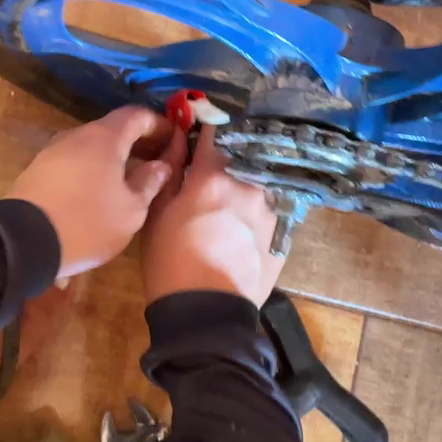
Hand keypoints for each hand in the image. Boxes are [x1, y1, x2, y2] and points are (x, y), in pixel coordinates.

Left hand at [8, 106, 176, 279]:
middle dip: (138, 141)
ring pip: (91, 146)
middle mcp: (77, 136)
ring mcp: (53, 151)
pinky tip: (100, 191)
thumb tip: (161, 165)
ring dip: (114, 157)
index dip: (159, 124)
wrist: (24, 242)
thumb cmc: (87, 223)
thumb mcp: (130, 210)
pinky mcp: (38, 170)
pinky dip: (93, 168)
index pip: (137, 115)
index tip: (174, 139)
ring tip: (131, 180)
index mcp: (104, 138)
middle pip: (112, 129)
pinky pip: (74, 161)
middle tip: (157, 160)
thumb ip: (149, 183)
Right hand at [143, 126, 286, 303]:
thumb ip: (170, 172)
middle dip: (227, 155)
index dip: (205, 125)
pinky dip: (257, 207)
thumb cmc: (170, 264)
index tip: (198, 124)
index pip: (215, 132)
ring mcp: (271, 209)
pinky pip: (270, 207)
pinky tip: (243, 224)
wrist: (207, 317)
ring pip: (258, 180)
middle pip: (241, 154)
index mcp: (213, 176)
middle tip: (211, 165)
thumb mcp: (157, 216)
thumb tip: (177, 139)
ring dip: (244, 181)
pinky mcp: (284, 234)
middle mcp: (249, 184)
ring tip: (229, 198)